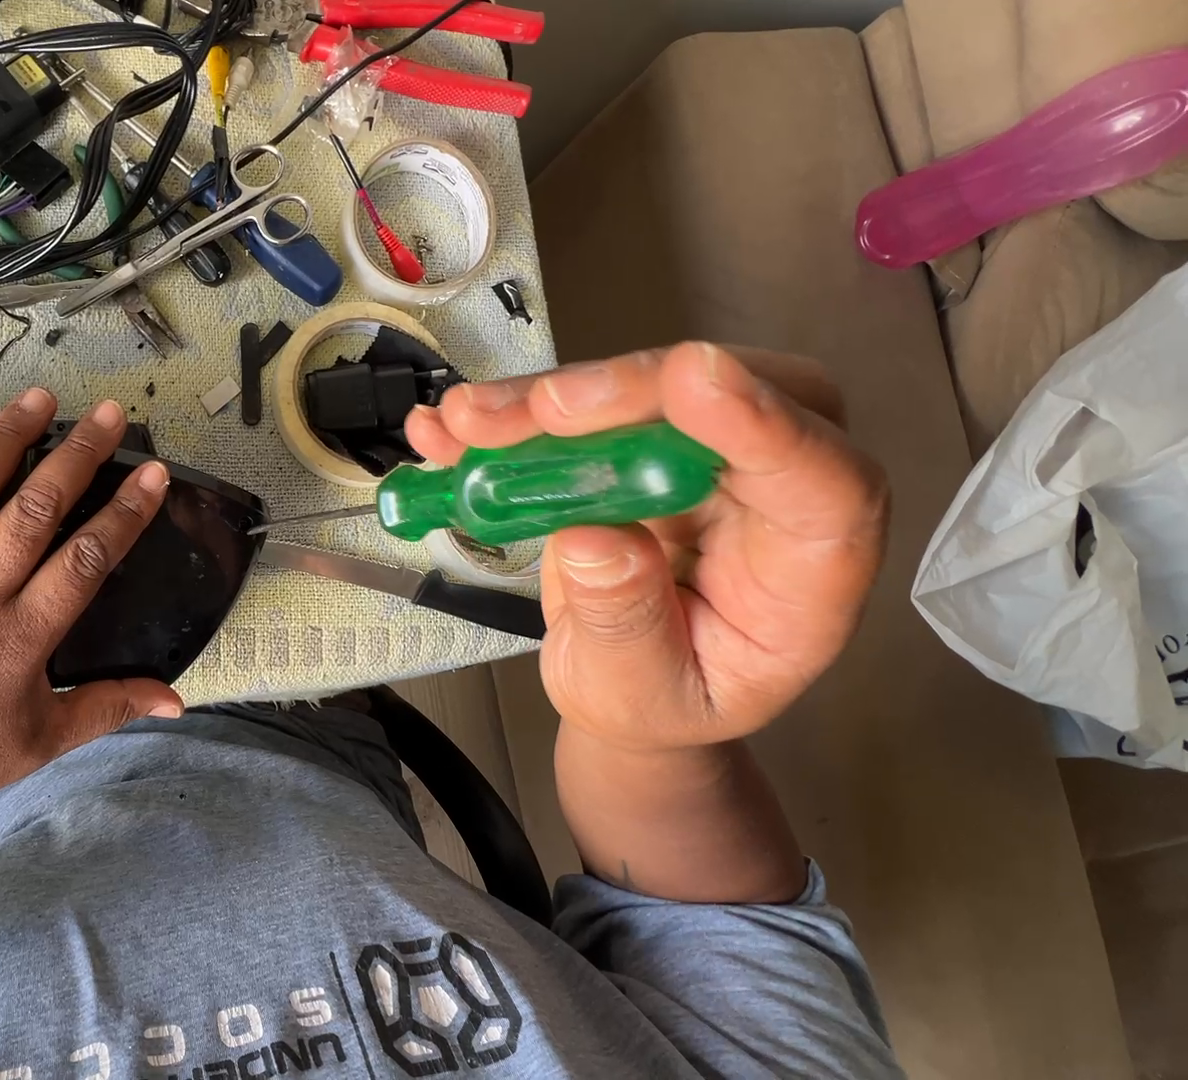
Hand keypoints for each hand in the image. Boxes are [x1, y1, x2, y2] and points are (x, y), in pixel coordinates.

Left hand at [0, 389, 181, 853]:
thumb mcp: (43, 742)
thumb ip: (111, 708)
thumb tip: (178, 696)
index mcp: (20, 639)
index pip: (85, 560)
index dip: (125, 513)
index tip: (154, 472)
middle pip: (33, 512)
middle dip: (77, 457)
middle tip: (108, 414)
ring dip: (4, 440)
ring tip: (39, 398)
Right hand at [405, 343, 887, 752]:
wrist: (624, 685)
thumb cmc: (653, 702)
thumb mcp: (640, 693)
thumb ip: (627, 627)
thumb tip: (591, 538)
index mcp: (802, 571)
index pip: (821, 482)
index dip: (763, 421)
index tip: (688, 378)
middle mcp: (759, 495)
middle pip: (729, 402)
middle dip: (631, 392)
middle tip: (543, 408)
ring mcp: (693, 464)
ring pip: (634, 396)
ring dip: (544, 401)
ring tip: (465, 421)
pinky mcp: (629, 451)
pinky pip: (575, 418)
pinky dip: (508, 417)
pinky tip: (448, 429)